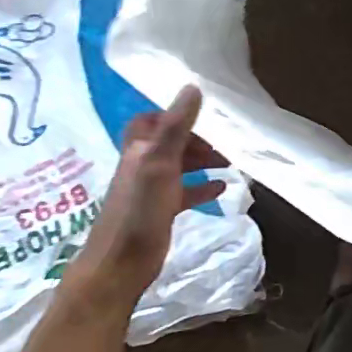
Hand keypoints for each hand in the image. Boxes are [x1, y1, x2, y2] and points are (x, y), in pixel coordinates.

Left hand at [75, 86, 227, 301]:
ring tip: (230, 161)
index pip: (148, 121)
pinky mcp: (160, 211)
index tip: (200, 116)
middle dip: (195, 138)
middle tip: (224, 141)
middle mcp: (142, 165)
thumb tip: (192, 87)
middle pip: (169, 142)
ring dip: (202, 160)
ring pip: (179, 166)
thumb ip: (177, 126)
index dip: (171, 115)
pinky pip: (185, 192)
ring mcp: (151, 190)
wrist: (121, 264)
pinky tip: (222, 188)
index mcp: (138, 150)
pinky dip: (203, 187)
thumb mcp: (160, 162)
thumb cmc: (140, 209)